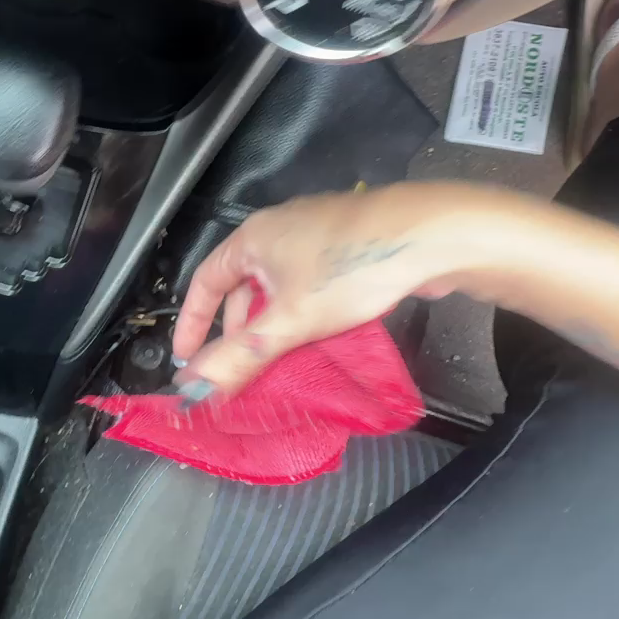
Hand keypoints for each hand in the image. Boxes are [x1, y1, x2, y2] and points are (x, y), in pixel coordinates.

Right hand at [171, 182, 531, 397]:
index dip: (192, 322)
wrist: (431, 235)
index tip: (187, 358)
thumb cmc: (350, 270)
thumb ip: (240, 355)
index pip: (204, 281)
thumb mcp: (289, 320)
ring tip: (278, 358)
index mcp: (252, 238)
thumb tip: (193, 389)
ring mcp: (314, 232)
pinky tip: (316, 336)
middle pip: (241, 284)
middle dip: (236, 328)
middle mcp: (277, 229)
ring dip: (271, 322)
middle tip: (238, 365)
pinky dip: (300, 311)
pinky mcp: (346, 242)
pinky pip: (306, 281)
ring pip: (277, 285)